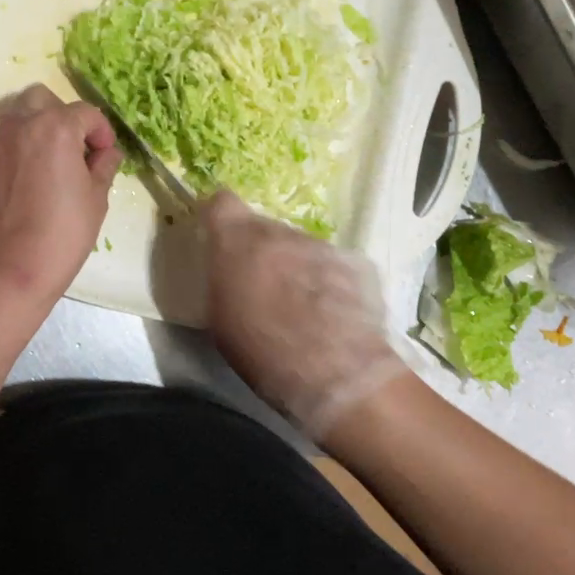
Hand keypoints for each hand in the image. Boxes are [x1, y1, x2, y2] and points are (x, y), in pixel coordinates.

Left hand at [0, 84, 122, 305]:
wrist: (11, 266)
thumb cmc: (62, 233)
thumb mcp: (96, 199)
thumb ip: (103, 167)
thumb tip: (107, 154)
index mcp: (56, 127)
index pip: (86, 114)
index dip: (101, 133)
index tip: (106, 155)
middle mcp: (21, 124)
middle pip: (44, 100)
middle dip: (63, 116)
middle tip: (77, 148)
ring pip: (18, 115)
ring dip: (37, 126)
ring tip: (52, 160)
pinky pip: (2, 138)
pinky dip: (18, 144)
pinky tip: (30, 173)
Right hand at [203, 189, 406, 436]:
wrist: (333, 372)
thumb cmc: (261, 351)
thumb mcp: (220, 319)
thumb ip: (222, 281)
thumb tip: (228, 272)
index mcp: (237, 242)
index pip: (221, 203)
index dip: (219, 218)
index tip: (218, 237)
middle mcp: (280, 232)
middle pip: (264, 229)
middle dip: (260, 253)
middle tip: (261, 289)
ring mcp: (322, 245)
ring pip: (300, 249)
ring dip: (295, 269)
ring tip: (299, 310)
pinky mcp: (357, 264)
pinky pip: (332, 267)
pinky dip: (327, 284)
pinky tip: (329, 317)